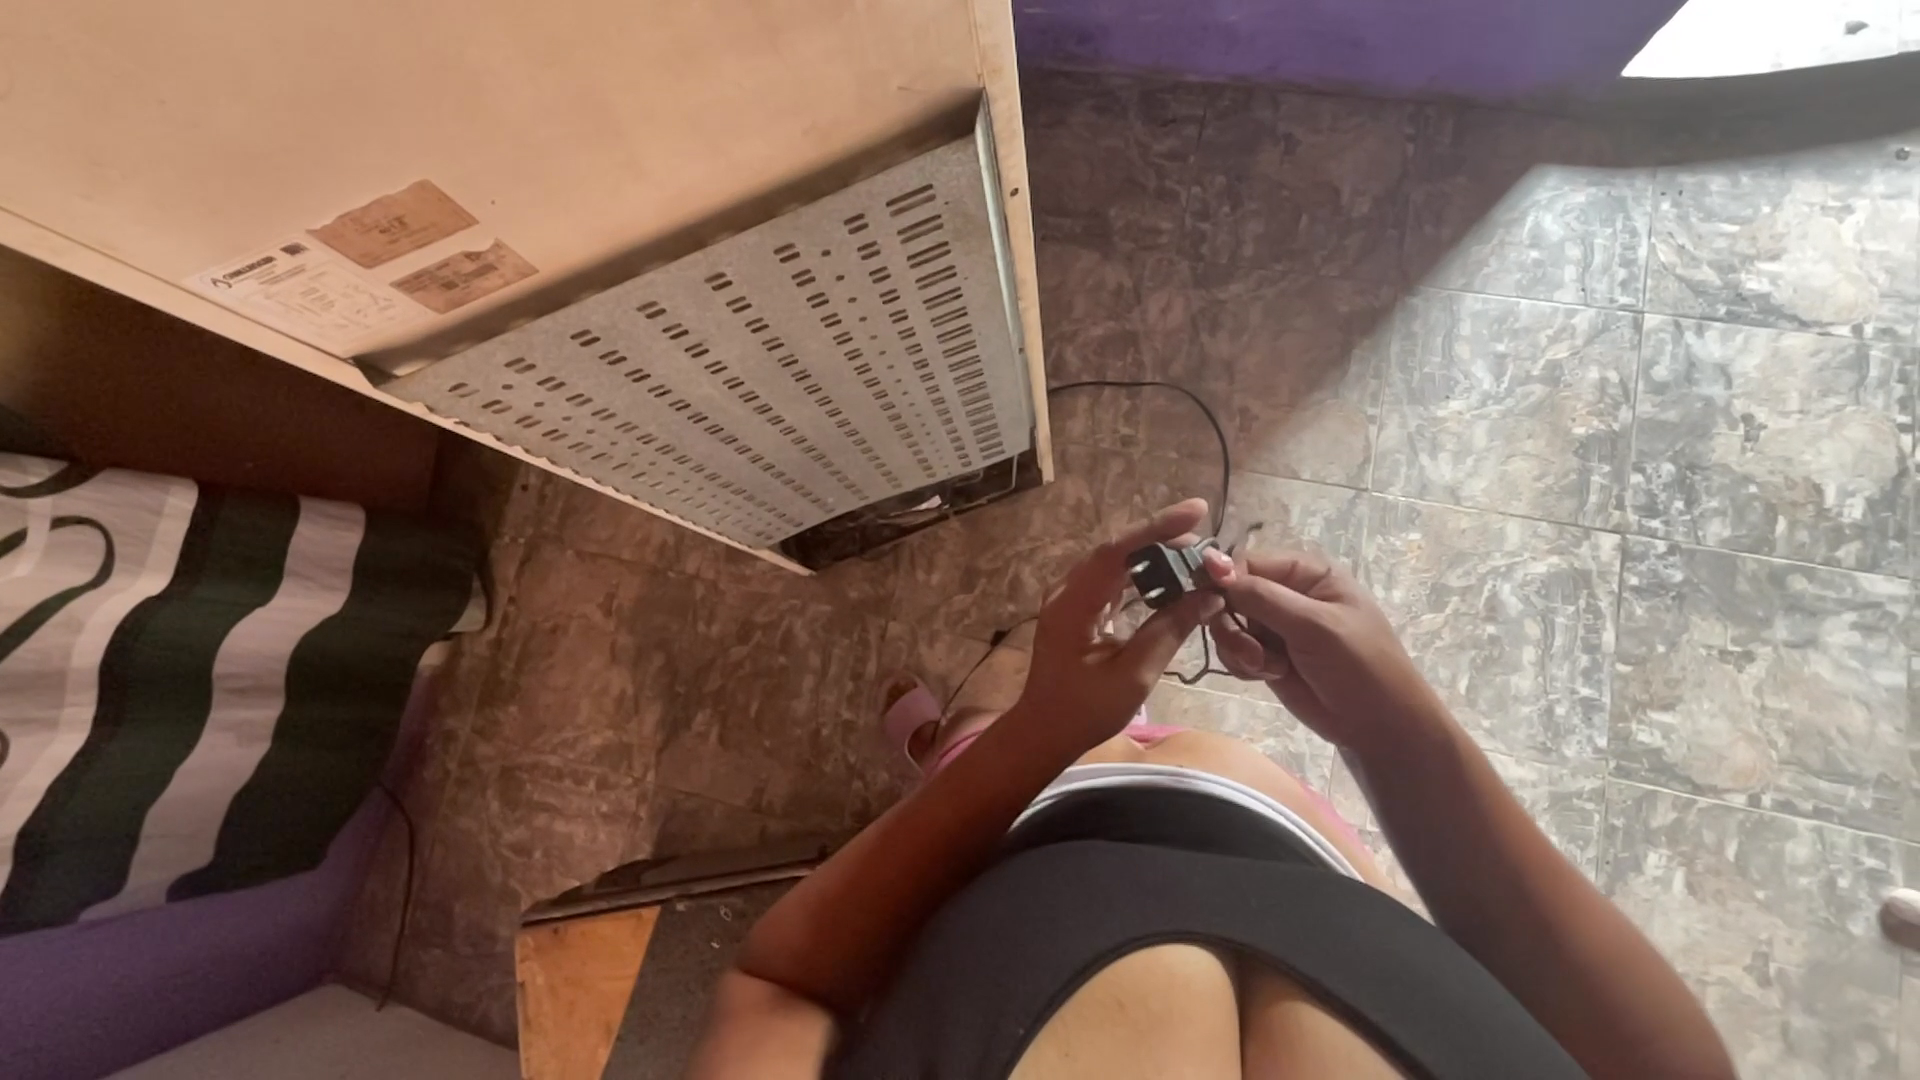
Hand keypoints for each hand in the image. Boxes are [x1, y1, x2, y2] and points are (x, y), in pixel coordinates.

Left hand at [1012, 499, 1224, 753]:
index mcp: (1073, 603)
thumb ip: (1169, 630)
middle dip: (1162, 540)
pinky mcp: (1078, 610)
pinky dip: (1142, 577)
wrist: (1044, 731)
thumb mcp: (1134, 675)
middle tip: (1206, 543)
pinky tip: (1169, 579)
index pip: (1117, 550)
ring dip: (1154, 557)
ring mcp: (1070, 599)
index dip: (1157, 527)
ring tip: (1195, 557)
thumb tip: (1208, 596)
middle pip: (1117, 551)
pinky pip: (1112, 582)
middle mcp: (1067, 591)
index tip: (1197, 510)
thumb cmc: (1084, 710)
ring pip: (1115, 564)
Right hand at [1201, 548, 1450, 756]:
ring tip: (1265, 667)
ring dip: (1237, 647)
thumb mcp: (1312, 625)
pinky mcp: (1265, 654)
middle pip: (1229, 594)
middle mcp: (1286, 593)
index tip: (1213, 605)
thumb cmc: (1358, 666)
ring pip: (1225, 624)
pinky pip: (1232, 649)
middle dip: (1231, 623)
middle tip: (1249, 651)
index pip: (1246, 562)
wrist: (1377, 726)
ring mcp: (1274, 625)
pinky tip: (1266, 675)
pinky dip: (1242, 663)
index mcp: (1306, 573)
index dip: (1223, 580)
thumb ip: (1260, 595)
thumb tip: (1208, 562)